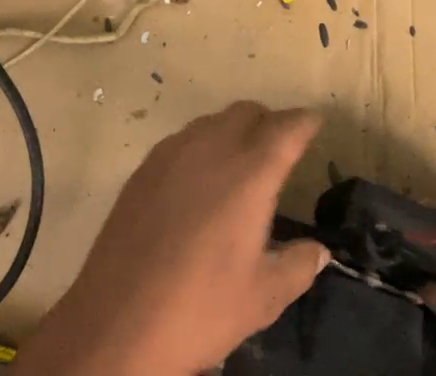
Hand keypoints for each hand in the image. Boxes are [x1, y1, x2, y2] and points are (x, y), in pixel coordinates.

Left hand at [12, 102, 329, 375]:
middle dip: (269, 122)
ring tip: (242, 166)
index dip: (305, 122)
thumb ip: (298, 265)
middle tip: (282, 150)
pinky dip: (202, 146)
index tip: (316, 123)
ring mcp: (171, 155)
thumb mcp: (263, 297)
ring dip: (233, 131)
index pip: (286, 128)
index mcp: (249, 173)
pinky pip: (182, 140)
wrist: (116, 323)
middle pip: (247, 113)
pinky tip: (200, 182)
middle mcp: (210, 149)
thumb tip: (319, 250)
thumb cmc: (200, 309)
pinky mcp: (142, 170)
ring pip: (212, 122)